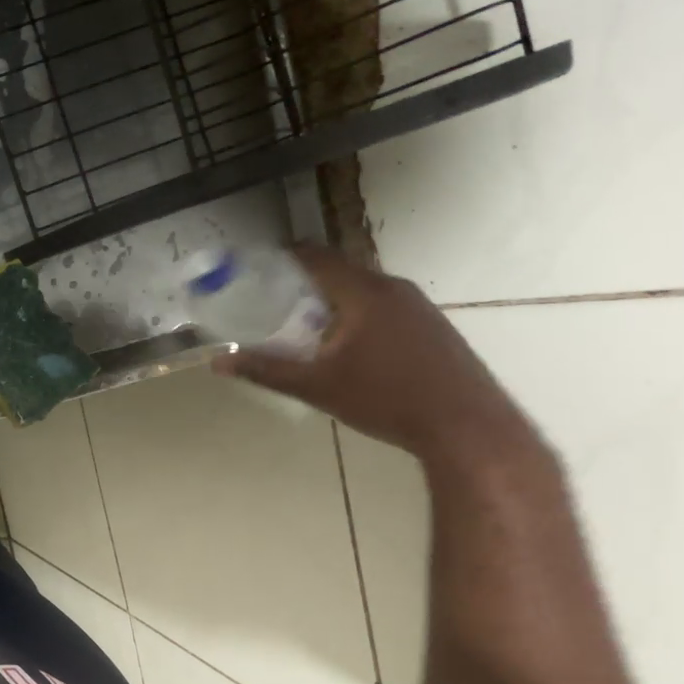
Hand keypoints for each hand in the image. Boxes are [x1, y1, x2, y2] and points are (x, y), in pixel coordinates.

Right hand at [213, 248, 532, 466]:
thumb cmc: (386, 399)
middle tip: (269, 302)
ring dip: (331, 303)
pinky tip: (343, 347)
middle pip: (340, 273)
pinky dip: (356, 316)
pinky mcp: (432, 328)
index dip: (285, 256)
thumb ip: (265, 369)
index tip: (256, 265)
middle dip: (303, 284)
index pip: (318, 258)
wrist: (466, 427)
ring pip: (363, 292)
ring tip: (300, 326)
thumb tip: (217, 361)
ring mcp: (419, 308)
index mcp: (364, 293)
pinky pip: (384, 309)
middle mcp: (394, 289)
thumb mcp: (315, 386)